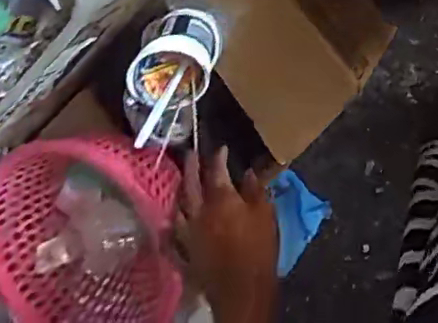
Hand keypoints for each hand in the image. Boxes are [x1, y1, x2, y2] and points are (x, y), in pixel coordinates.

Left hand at [176, 146, 277, 322]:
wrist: (243, 290)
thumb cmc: (258, 248)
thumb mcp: (265, 213)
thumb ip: (255, 189)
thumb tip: (247, 172)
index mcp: (221, 199)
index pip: (216, 170)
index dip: (218, 156)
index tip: (221, 147)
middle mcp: (200, 212)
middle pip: (191, 185)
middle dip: (191, 166)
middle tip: (191, 153)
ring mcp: (189, 234)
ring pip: (179, 207)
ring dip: (180, 192)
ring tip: (182, 182)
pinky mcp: (184, 254)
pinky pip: (173, 237)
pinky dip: (172, 226)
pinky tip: (172, 221)